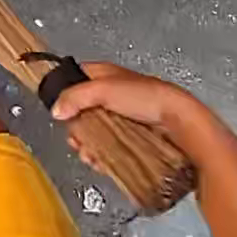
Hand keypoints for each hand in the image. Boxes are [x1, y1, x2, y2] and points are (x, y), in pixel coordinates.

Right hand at [50, 63, 234, 160]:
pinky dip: (102, 154)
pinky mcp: (131, 136)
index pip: (75, 79)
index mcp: (105, 74)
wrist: (180, 124)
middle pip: (82, 110)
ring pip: (94, 131)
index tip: (60, 111)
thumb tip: (56, 109)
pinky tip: (101, 161)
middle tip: (77, 140)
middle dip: (77, 128)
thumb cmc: (148, 98)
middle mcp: (113, 93)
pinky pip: (108, 145)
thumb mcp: (105, 90)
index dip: (65, 94)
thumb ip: (76, 96)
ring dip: (88, 144)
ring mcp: (122, 116)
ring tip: (90, 155)